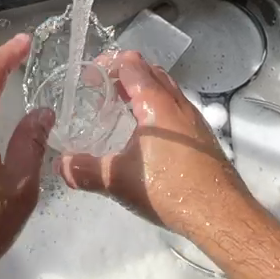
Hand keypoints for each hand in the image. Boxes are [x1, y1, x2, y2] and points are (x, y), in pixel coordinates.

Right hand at [59, 50, 250, 237]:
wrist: (220, 214)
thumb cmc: (168, 189)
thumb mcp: (118, 181)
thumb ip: (85, 170)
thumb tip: (59, 165)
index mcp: (156, 103)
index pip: (131, 65)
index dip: (107, 64)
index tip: (89, 78)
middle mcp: (177, 103)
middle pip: (150, 71)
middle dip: (123, 74)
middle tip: (101, 91)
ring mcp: (193, 118)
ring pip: (165, 89)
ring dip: (141, 91)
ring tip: (120, 110)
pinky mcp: (201, 136)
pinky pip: (174, 108)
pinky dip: (156, 108)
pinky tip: (145, 136)